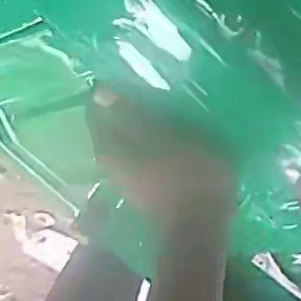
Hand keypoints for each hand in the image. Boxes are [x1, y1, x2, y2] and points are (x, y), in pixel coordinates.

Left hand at [89, 90, 236, 234]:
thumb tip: (99, 90)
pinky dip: (149, 139)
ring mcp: (129, 179)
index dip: (106, 92)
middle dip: (122, 107)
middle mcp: (112, 165)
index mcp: (111, 150)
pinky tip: (168, 131)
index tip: (123, 73)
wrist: (203, 227)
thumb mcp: (164, 136)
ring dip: (137, 123)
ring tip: (159, 104)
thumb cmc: (187, 174)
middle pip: (110, 128)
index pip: (98, 113)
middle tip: (143, 84)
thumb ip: (133, 115)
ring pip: (125, 142)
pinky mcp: (147, 187)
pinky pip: (140, 153)